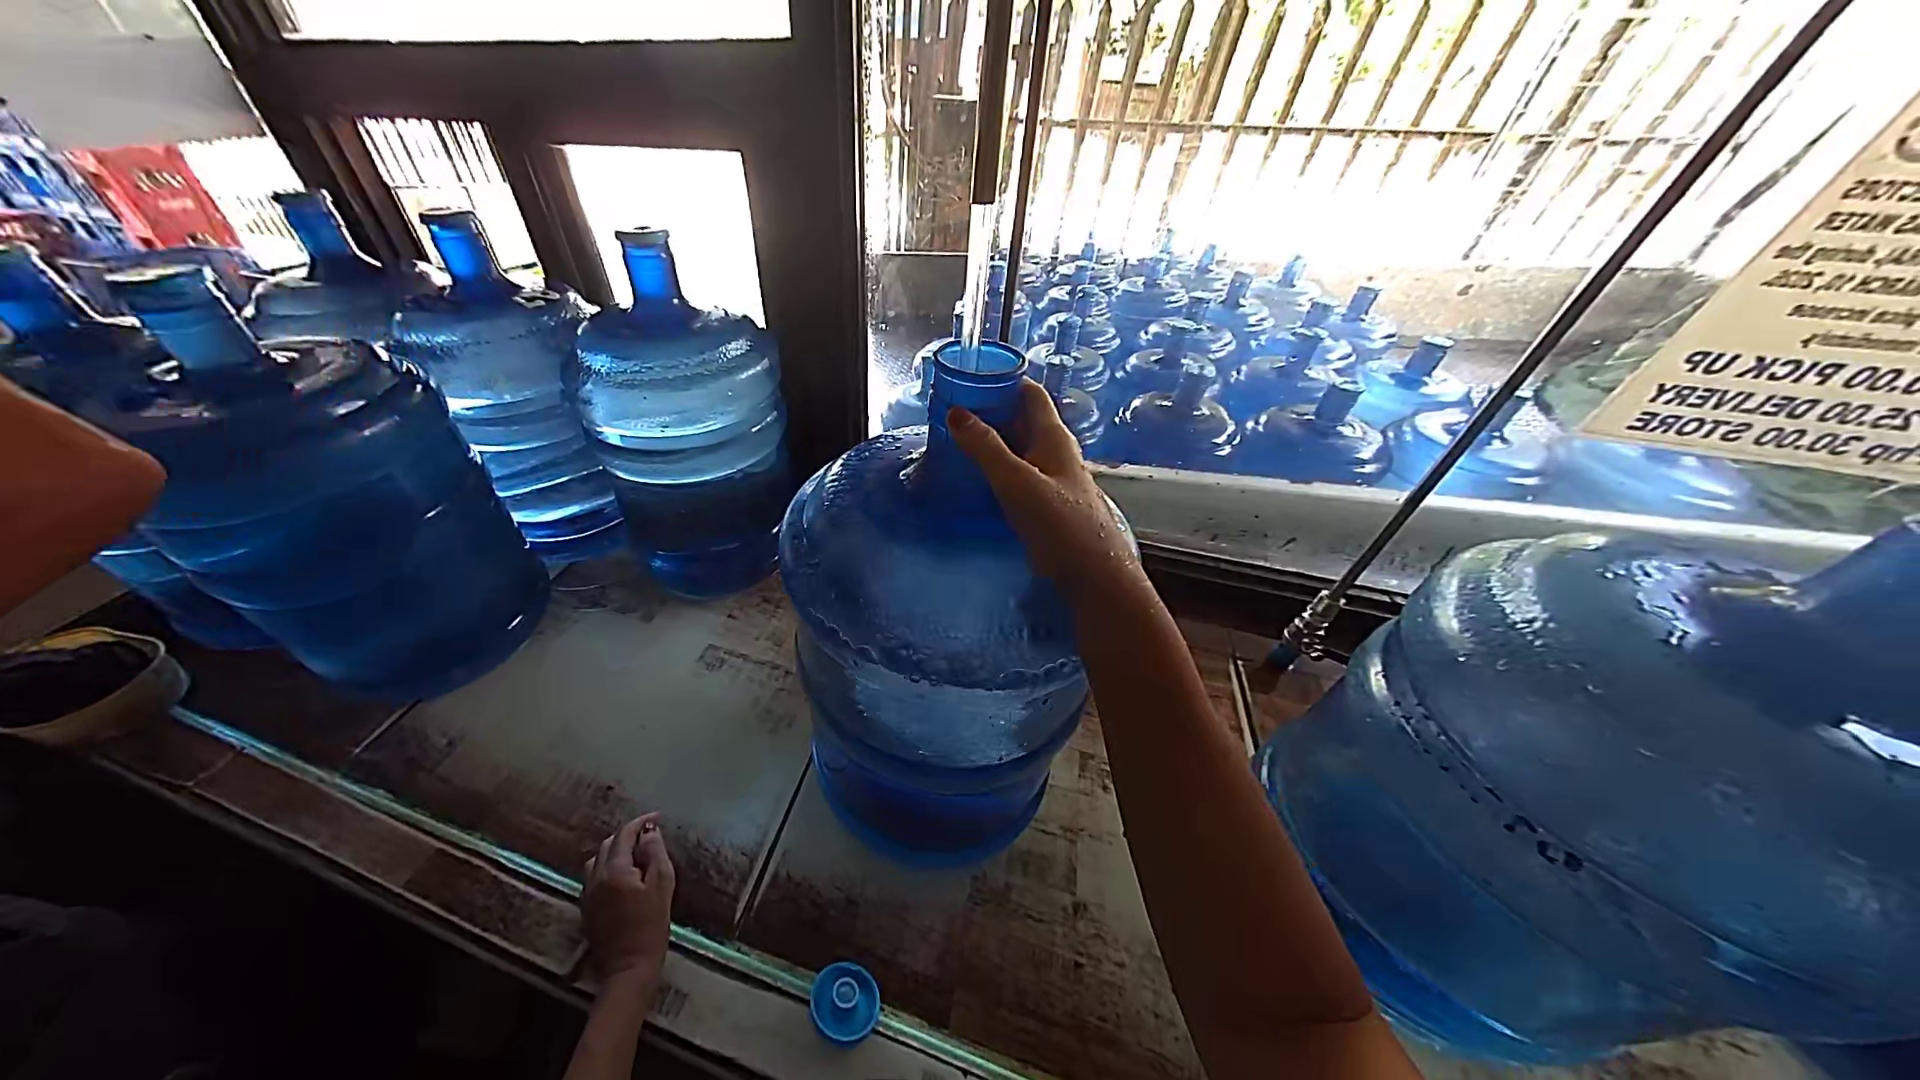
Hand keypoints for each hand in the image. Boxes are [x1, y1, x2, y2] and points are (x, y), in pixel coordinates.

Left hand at [581, 813, 674, 992]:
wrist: (629, 967)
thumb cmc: (652, 924)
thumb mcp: (662, 884)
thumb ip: (655, 853)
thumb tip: (650, 832)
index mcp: (615, 870)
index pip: (624, 835)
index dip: (641, 822)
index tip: (657, 818)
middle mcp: (595, 878)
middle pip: (608, 844)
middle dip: (628, 835)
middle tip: (650, 836)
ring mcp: (588, 894)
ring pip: (598, 860)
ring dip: (615, 850)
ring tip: (636, 854)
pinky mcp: (586, 908)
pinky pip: (594, 877)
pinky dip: (607, 867)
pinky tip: (623, 875)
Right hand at [946, 379, 1139, 597]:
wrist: (1092, 575)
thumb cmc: (1058, 524)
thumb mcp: (1015, 481)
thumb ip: (985, 447)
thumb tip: (956, 412)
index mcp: (1054, 437)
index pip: (1030, 393)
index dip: (1003, 381)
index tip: (968, 381)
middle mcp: (1056, 453)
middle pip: (1022, 421)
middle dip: (991, 413)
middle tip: (952, 416)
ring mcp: (1054, 480)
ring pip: (1020, 450)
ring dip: (993, 444)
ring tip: (957, 445)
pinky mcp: (1048, 505)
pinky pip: (1019, 476)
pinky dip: (999, 471)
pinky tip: (979, 482)